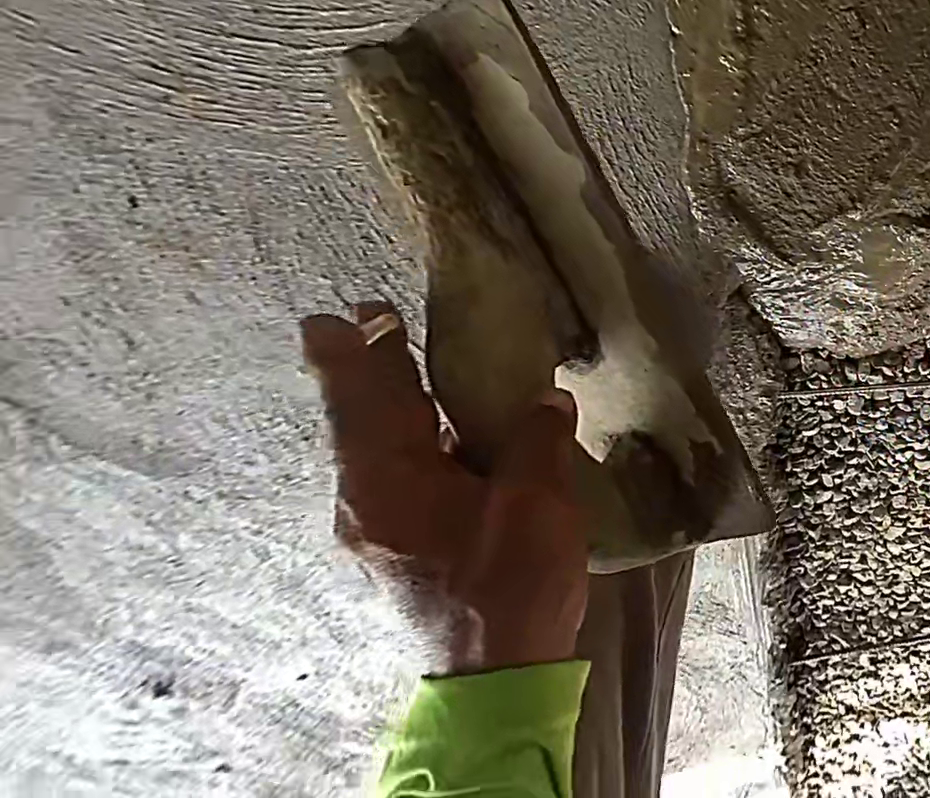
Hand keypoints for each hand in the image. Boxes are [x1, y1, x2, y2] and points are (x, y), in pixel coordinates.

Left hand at [301, 303, 587, 673]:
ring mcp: (387, 524)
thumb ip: (537, 440)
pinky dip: (421, 433)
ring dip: (395, 400)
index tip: (331, 316)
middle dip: (367, 370)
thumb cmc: (511, 578)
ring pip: (386, 446)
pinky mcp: (412, 539)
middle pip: (367, 421)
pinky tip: (450, 426)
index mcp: (392, 485)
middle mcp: (372, 500)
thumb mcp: (537, 501)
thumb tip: (545, 398)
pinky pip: (409, 468)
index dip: (352, 358)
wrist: (498, 666)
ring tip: (409, 360)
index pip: (368, 406)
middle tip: (365, 319)